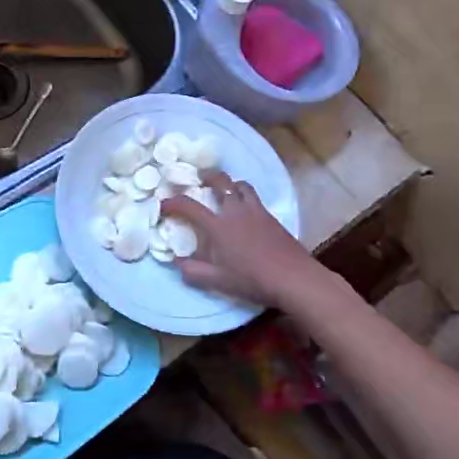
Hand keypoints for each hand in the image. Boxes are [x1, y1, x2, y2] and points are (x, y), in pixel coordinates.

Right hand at [159, 170, 337, 310]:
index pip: (189, 206)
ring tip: (223, 191)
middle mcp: (236, 212)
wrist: (295, 279)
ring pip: (241, 185)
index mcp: (219, 226)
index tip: (163, 205)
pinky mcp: (272, 218)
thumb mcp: (217, 281)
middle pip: (221, 182)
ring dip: (229, 184)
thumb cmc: (253, 280)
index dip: (172, 203)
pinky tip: (244, 212)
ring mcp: (257, 212)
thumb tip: (177, 262)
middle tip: (199, 181)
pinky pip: (254, 198)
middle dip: (206, 177)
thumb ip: (192, 271)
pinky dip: (244, 197)